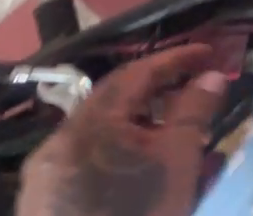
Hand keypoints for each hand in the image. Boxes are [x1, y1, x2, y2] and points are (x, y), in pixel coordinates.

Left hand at [17, 46, 228, 215]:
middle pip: (112, 97)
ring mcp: (44, 173)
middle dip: (158, 83)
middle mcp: (57, 143)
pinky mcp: (42, 199)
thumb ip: (195, 109)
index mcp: (87, 128)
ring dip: (140, 112)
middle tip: (195, 78)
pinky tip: (145, 153)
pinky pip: (87, 150)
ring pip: (99, 124)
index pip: (135, 74)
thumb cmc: (140, 213)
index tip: (210, 52)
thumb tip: (210, 76)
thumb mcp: (178, 158)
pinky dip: (121, 138)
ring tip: (176, 118)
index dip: (176, 58)